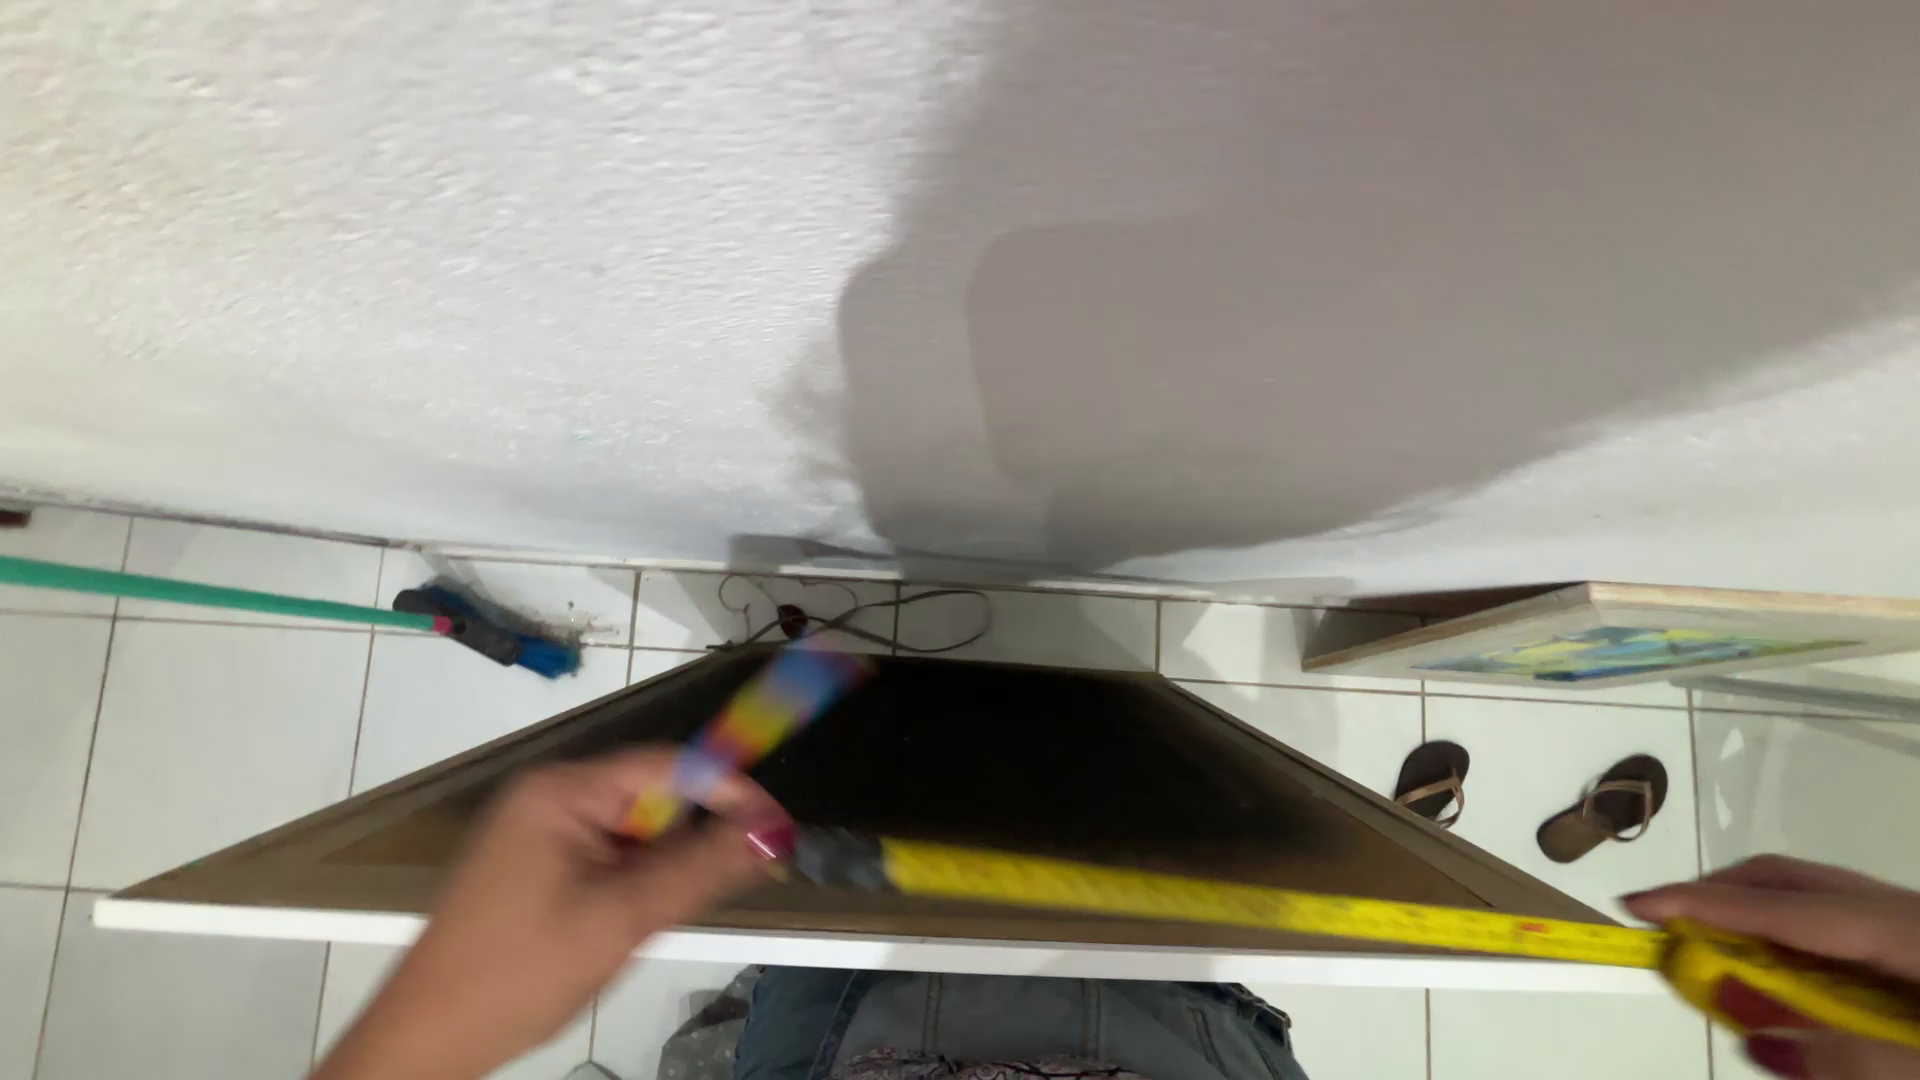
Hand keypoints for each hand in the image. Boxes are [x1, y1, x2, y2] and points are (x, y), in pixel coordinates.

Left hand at [312, 747, 788, 1079]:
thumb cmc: (517, 977)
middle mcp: (551, 794)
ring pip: (635, 829)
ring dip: (657, 868)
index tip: (773, 826)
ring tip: (642, 920)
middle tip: (704, 889)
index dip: (730, 790)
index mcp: (563, 791)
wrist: (418, 1052)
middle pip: (653, 796)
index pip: (670, 765)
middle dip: (687, 841)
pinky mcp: (537, 858)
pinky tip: (618, 922)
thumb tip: (774, 832)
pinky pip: (610, 852)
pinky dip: (631, 881)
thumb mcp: (622, 919)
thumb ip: (704, 868)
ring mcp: (540, 826)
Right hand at [1626, 855, 1919, 1079]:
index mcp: (1913, 931)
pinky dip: (1795, 934)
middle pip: (1790, 879)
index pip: (1782, 909)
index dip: (1701, 904)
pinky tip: (1797, 972)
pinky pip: (1844, 919)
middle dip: (1718, 894)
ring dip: (1753, 913)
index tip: (1633, 905)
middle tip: (1668, 924)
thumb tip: (1754, 1039)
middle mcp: (1913, 912)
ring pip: (1815, 894)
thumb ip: (1862, 1065)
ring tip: (1720, 949)